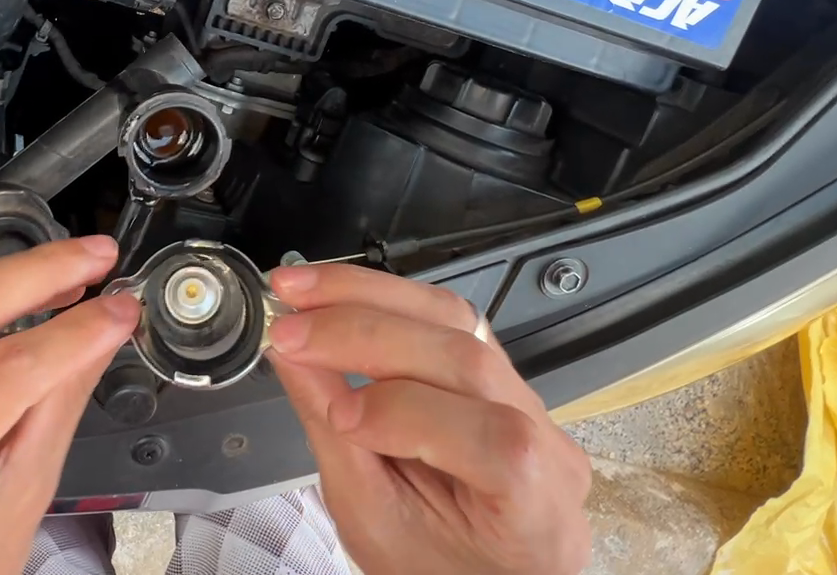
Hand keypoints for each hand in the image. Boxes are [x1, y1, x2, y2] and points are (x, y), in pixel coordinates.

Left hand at [0, 235, 139, 574]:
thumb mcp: (24, 498)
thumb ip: (61, 401)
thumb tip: (102, 329)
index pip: (4, 373)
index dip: (72, 331)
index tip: (119, 307)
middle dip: (39, 271)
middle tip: (97, 255)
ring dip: (14, 273)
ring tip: (73, 266)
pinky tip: (27, 288)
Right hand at [266, 263, 590, 574]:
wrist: (465, 572)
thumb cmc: (424, 567)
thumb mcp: (371, 520)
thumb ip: (331, 432)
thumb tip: (288, 353)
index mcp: (536, 507)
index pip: (492, 440)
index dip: (407, 414)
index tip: (335, 415)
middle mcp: (548, 441)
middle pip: (463, 356)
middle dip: (363, 330)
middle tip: (288, 321)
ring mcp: (524, 396)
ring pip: (451, 317)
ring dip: (363, 294)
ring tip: (299, 289)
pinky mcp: (493, 363)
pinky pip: (440, 316)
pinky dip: (378, 298)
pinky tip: (333, 294)